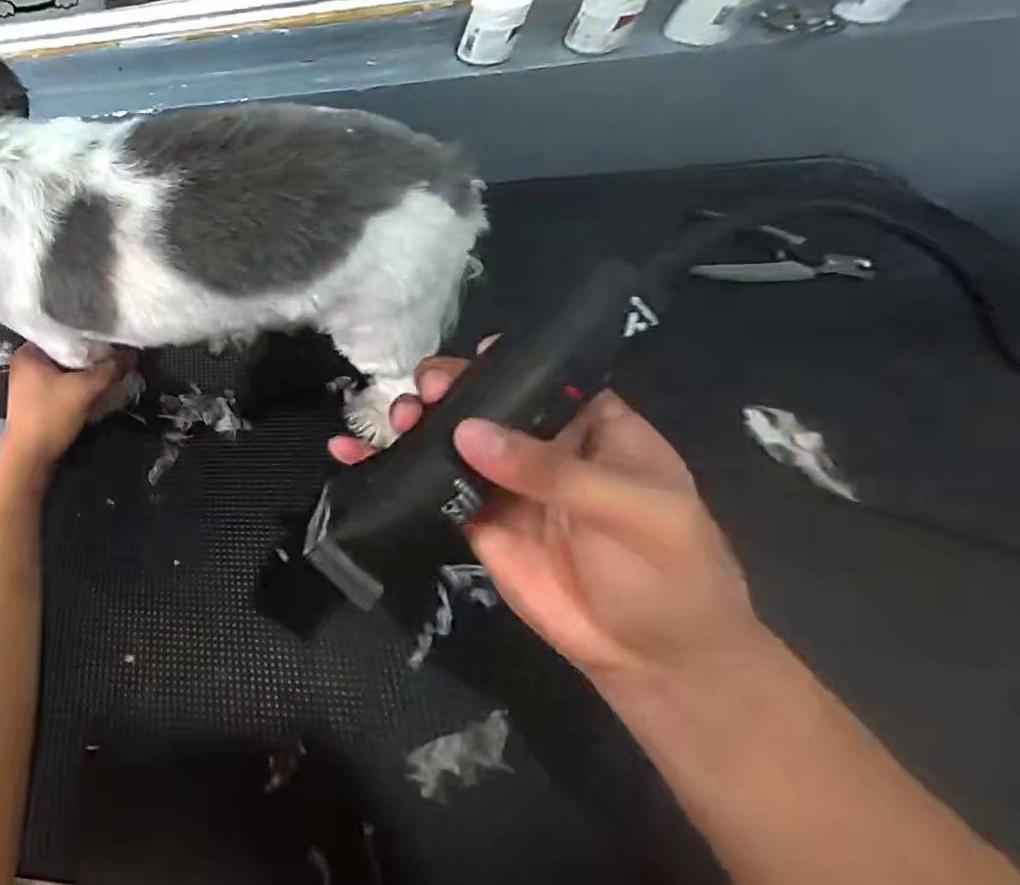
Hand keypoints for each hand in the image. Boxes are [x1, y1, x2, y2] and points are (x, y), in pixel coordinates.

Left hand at [1, 343, 132, 468]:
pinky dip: (77, 385)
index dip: (89, 335)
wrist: (30, 460)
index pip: (62, 332)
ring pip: (64, 370)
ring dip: (85, 373)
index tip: (110, 339)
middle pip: (65, 352)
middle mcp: (25, 364)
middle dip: (89, 356)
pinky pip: (61, 384)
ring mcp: (28, 384)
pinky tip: (94, 387)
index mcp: (28, 352)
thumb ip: (110, 369)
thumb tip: (132, 354)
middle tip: (114, 355)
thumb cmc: (51, 417)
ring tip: (109, 369)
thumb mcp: (85, 390)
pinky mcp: (35, 401)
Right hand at [329, 343, 765, 683]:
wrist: (651, 658)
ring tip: (397, 420)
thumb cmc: (668, 571)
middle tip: (425, 397)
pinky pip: (428, 486)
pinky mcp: (472, 518)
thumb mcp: (632, 510)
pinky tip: (351, 452)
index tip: (468, 364)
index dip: (502, 362)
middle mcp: (539, 443)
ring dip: (415, 421)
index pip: (541, 376)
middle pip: (484, 401)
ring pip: (448, 438)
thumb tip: (467, 434)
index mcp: (590, 424)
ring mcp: (501, 480)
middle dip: (448, 388)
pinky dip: (390, 469)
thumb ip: (551, 470)